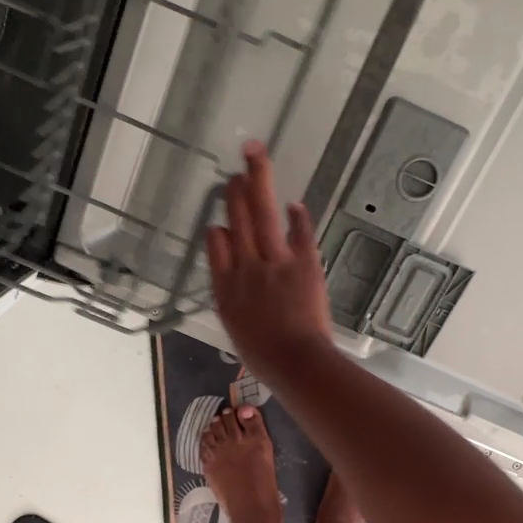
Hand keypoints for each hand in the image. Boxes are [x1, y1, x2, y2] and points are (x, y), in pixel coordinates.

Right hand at [205, 142, 335, 375]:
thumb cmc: (264, 358)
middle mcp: (247, 269)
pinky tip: (295, 204)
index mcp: (227, 290)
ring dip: (257, 185)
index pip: (216, 248)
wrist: (296, 361)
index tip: (219, 225)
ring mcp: (276, 262)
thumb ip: (235, 302)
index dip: (218, 233)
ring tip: (253, 160)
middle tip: (233, 175)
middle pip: (237, 222)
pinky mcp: (305, 262)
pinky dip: (298, 217)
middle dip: (234, 195)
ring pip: (262, 215)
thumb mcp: (237, 331)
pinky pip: (300, 232)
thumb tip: (237, 282)